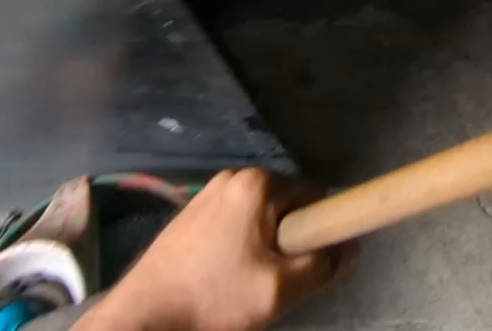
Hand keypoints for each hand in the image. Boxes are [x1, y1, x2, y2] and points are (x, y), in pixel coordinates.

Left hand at [82, 169, 354, 330]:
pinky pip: (232, 223)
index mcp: (258, 183)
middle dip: (288, 239)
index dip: (319, 228)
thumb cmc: (212, 300)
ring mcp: (207, 192)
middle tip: (273, 280)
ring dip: (262, 244)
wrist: (138, 323)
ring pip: (258, 216)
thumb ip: (323, 267)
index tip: (308, 261)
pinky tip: (221, 279)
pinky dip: (237, 246)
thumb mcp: (278, 292)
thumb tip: (352, 250)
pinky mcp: (188, 213)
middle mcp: (234, 176)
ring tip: (244, 284)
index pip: (314, 194)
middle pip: (286, 204)